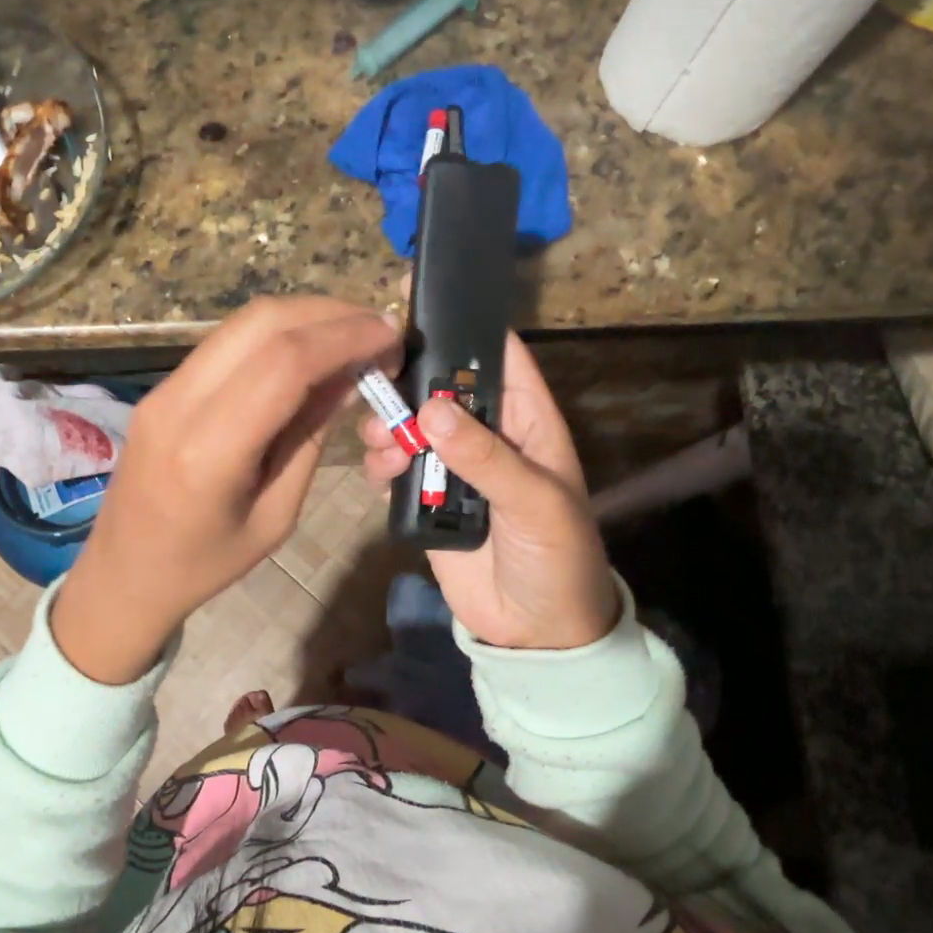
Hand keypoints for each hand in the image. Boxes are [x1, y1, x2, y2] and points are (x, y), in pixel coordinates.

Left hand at [53, 296, 401, 683]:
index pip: (284, 364)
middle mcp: (179, 405)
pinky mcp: (161, 388)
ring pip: (241, 324)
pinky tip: (307, 352)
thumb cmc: (206, 564)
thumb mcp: (275, 516)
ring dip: (303, 318)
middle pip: (261, 323)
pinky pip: (225, 343)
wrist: (124, 574)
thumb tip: (350, 376)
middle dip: (329, 313)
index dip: (344, 337)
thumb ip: (310, 439)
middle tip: (377, 330)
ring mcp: (163, 390)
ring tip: (351, 336)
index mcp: (209, 453)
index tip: (391, 336)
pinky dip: (274, 335)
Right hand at [360, 333, 617, 650]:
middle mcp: (485, 436)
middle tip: (375, 377)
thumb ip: (486, 456)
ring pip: (409, 426)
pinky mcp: (424, 502)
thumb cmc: (557, 557)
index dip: (464, 327)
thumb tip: (431, 409)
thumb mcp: (534, 502)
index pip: (497, 358)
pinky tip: (380, 473)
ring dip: (388, 426)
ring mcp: (451, 468)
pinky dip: (381, 464)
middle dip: (407, 379)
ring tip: (383, 445)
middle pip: (439, 387)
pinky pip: (395, 469)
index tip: (418, 301)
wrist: (536, 631)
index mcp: (526, 421)